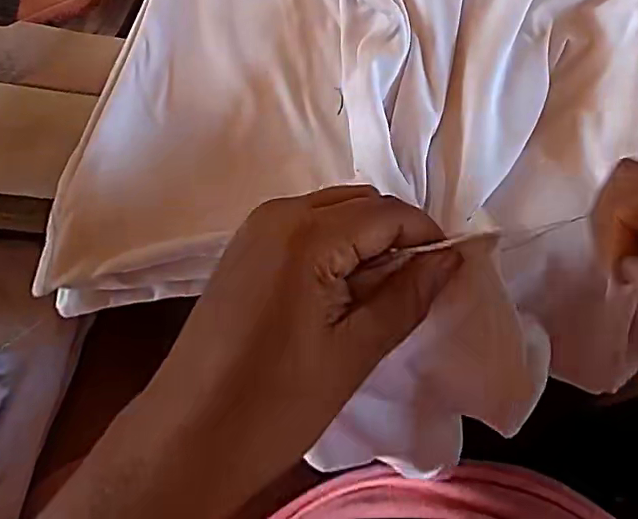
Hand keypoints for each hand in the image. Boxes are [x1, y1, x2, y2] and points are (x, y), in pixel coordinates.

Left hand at [45, 186, 460, 518]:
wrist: (184, 436)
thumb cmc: (272, 403)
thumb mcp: (351, 354)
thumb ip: (404, 297)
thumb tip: (449, 261)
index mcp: (306, 234)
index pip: (386, 213)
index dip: (426, 235)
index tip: (452, 265)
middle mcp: (280, 212)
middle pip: (359, 202)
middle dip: (395, 233)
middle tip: (417, 284)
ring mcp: (257, 224)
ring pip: (332, 209)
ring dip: (365, 237)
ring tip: (381, 291)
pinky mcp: (246, 242)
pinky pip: (305, 223)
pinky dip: (334, 242)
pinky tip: (341, 287)